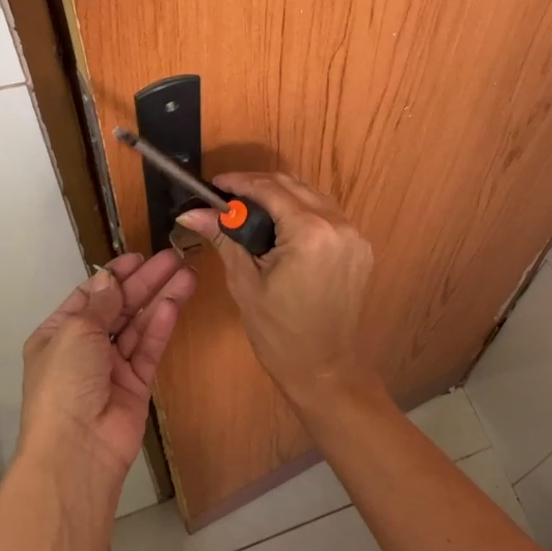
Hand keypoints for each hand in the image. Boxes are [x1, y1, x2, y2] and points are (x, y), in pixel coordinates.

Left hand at [18, 250, 196, 479]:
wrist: (77, 449)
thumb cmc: (64, 384)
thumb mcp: (75, 332)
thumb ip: (100, 304)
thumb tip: (110, 279)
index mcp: (58, 335)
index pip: (89, 296)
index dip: (114, 276)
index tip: (139, 257)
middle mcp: (84, 348)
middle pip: (119, 307)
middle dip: (145, 282)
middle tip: (174, 258)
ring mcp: (112, 367)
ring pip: (139, 325)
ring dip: (160, 299)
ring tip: (186, 273)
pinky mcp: (137, 384)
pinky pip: (149, 348)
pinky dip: (161, 325)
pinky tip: (175, 303)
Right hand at [177, 172, 374, 406]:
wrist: (324, 368)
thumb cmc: (279, 333)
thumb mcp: (246, 282)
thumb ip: (225, 237)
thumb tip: (191, 212)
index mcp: (310, 233)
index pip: (270, 189)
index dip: (239, 182)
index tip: (214, 184)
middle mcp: (338, 225)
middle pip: (293, 186)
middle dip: (259, 186)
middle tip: (227, 198)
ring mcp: (354, 235)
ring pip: (312, 197)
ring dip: (282, 197)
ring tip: (249, 211)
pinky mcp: (360, 247)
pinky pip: (328, 215)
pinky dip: (303, 213)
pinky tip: (280, 227)